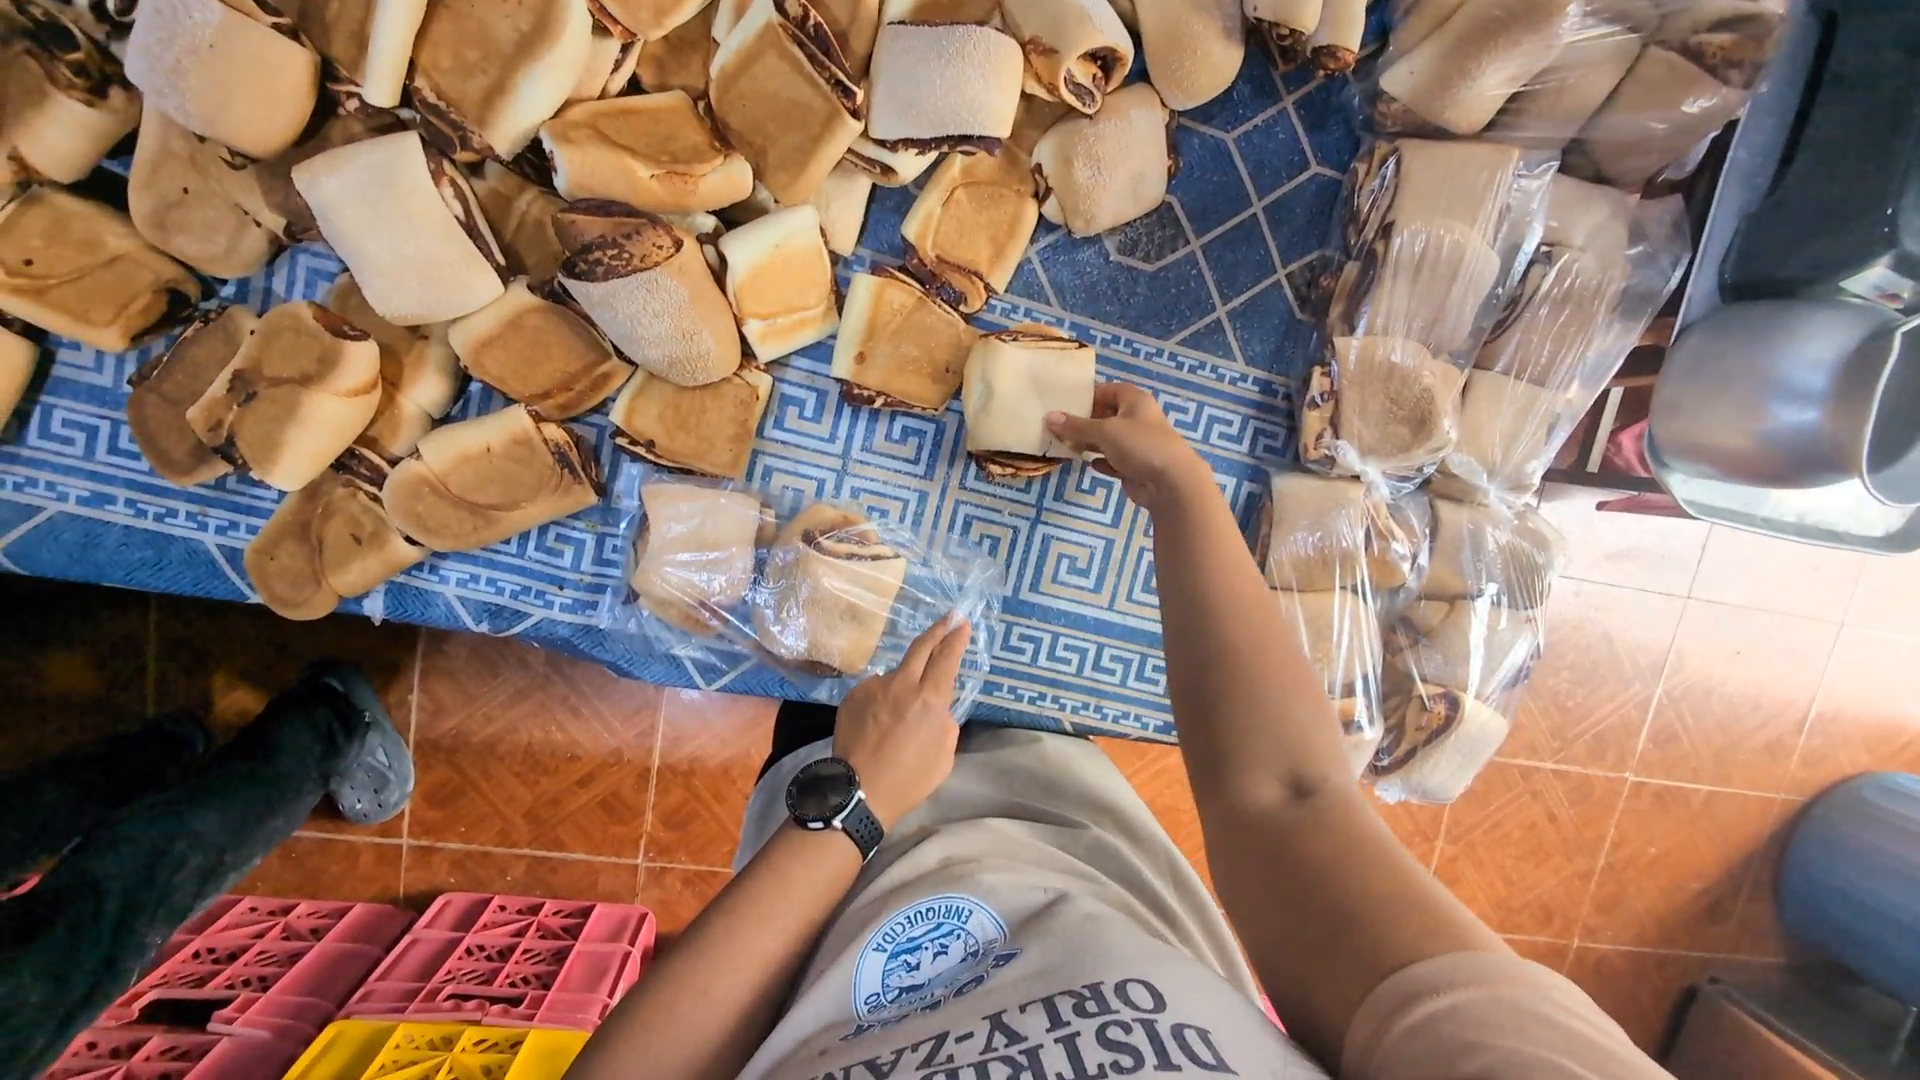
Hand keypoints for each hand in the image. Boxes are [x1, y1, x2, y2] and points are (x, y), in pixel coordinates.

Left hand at [834, 614, 971, 827]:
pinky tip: (879, 722)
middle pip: (922, 646)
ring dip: (905, 681)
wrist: (859, 791)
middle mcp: (902, 684)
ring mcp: (874, 687)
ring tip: (901, 713)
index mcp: (930, 698)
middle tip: (948, 619)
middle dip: (937, 630)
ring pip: (896, 674)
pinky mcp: (853, 695)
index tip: (962, 624)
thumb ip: (945, 721)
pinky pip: (875, 690)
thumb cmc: (910, 779)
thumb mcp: (944, 754)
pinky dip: (883, 699)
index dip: (956, 638)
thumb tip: (937, 706)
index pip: (947, 657)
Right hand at [1046, 382, 1213, 514]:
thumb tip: (1049, 417)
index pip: (1107, 390)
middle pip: (1105, 415)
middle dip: (1083, 421)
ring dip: (1089, 443)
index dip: (1086, 395)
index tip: (1063, 404)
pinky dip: (1101, 461)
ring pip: (1108, 439)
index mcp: (1134, 401)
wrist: (1171, 483)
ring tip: (1065, 445)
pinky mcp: (1135, 466)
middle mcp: (1137, 419)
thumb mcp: (1104, 431)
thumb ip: (1076, 426)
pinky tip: (1087, 463)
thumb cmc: (1140, 445)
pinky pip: (1113, 460)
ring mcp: (1137, 444)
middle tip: (1057, 426)